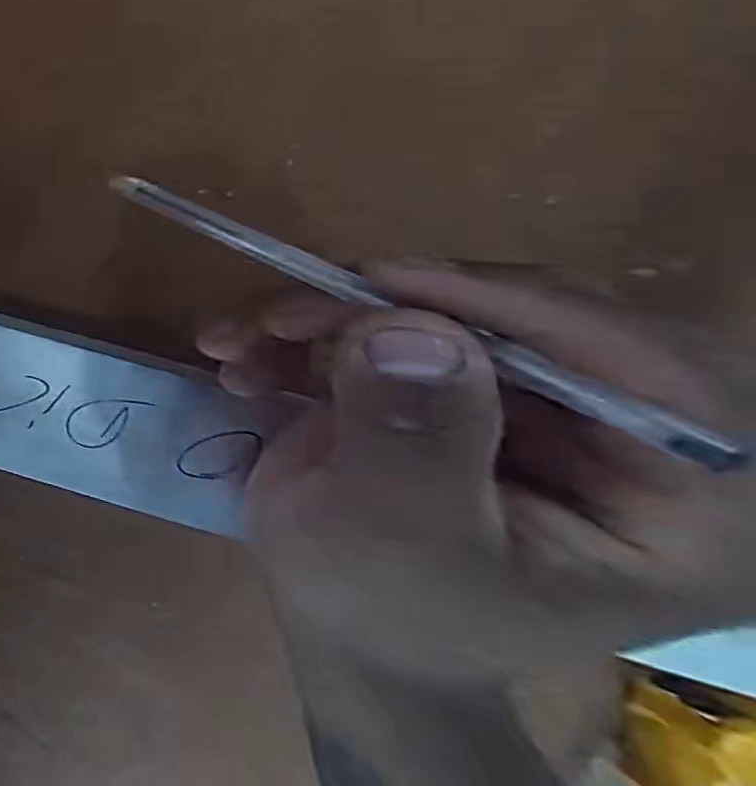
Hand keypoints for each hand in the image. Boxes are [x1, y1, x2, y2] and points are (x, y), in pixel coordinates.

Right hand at [199, 260, 755, 687]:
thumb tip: (410, 329)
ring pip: (426, 313)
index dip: (519, 309)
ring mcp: (516, 406)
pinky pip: (371, 330)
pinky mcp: (438, 388)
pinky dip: (294, 335)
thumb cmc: (382, 607)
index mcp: (675, 499)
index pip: (644, 369)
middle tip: (282, 316)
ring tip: (232, 343)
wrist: (342, 627)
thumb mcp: (399, 535)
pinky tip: (238, 359)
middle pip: (512, 321)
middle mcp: (609, 434)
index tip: (387, 282)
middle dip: (379, 307)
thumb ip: (416, 439)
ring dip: (314, 318)